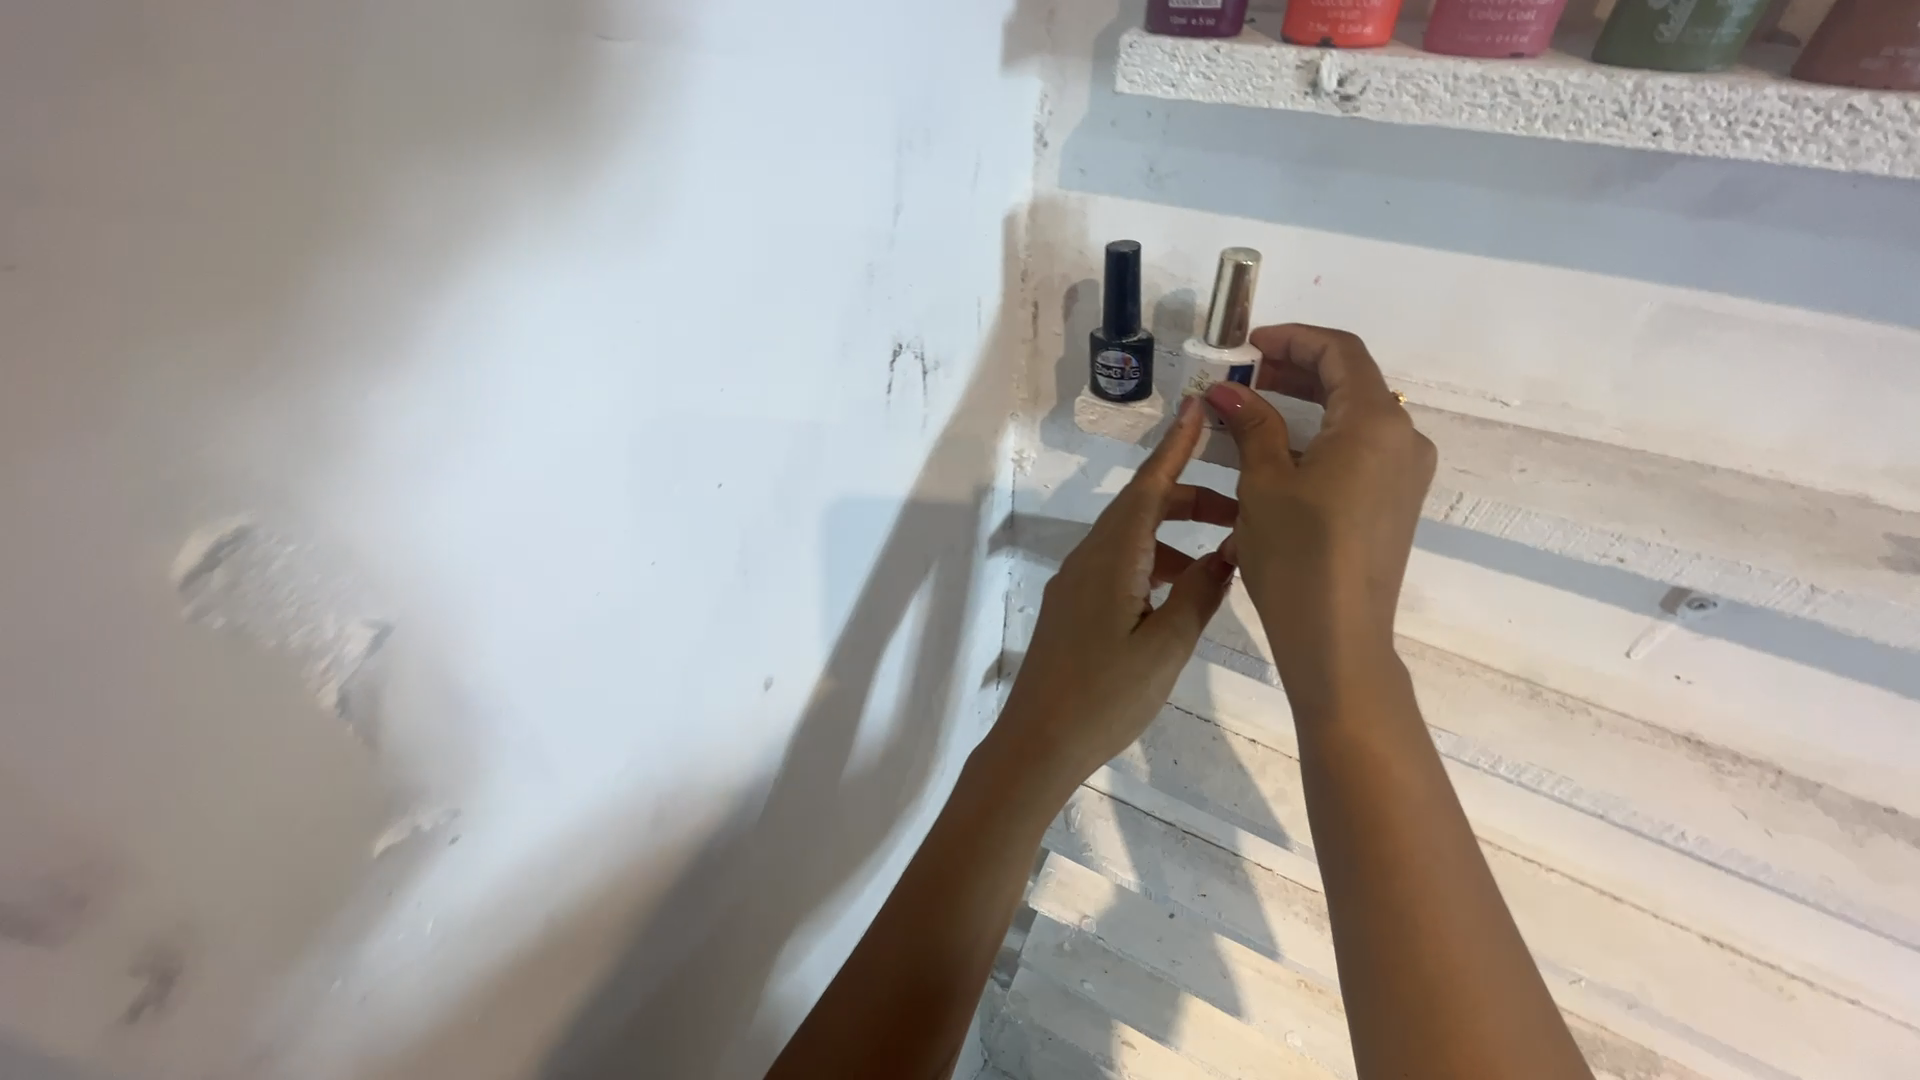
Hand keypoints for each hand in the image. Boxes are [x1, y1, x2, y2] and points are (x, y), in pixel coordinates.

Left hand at [998, 397, 1237, 795]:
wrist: (1037, 741)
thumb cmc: (1105, 697)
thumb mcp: (1165, 647)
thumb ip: (1198, 595)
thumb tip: (1225, 555)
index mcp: (1111, 558)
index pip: (1148, 487)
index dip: (1176, 447)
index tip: (1199, 410)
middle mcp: (1088, 559)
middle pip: (1139, 509)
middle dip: (1189, 498)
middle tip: (1239, 510)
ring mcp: (1075, 583)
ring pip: (1130, 539)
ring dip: (1173, 536)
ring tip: (1218, 559)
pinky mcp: (1072, 607)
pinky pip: (1118, 565)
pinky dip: (1153, 564)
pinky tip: (1177, 593)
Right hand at [1202, 325, 1435, 714]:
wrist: (1338, 636)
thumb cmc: (1296, 553)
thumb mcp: (1263, 482)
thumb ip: (1251, 425)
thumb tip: (1226, 390)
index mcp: (1375, 422)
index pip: (1340, 352)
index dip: (1293, 339)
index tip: (1248, 346)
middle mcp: (1404, 438)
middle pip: (1352, 382)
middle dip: (1295, 371)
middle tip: (1243, 378)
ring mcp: (1406, 473)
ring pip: (1354, 418)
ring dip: (1305, 407)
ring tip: (1251, 415)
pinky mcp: (1396, 503)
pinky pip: (1360, 451)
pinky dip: (1320, 439)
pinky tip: (1279, 456)